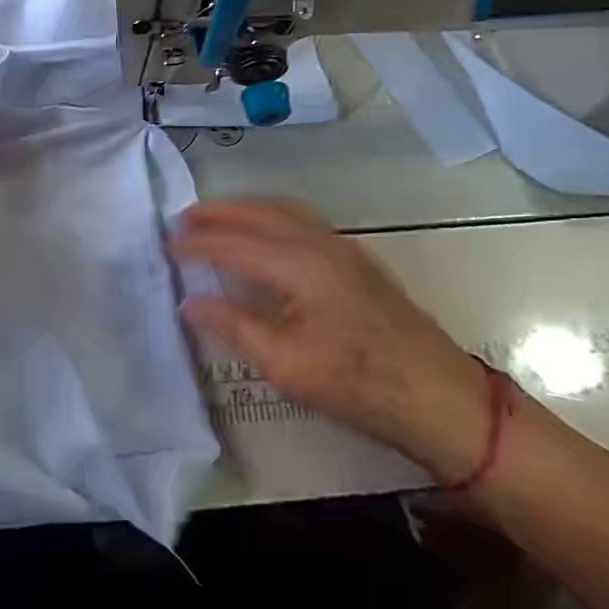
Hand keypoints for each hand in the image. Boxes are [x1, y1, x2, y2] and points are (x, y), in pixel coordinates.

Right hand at [173, 199, 490, 481]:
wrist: (442, 399)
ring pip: (283, 211)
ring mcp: (344, 249)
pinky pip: (301, 221)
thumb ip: (234, 325)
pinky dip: (269, 217)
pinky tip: (260, 235)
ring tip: (213, 218)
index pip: (234, 245)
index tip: (165, 248)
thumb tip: (191, 303)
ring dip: (244, 210)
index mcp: (300, 266)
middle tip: (181, 219)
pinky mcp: (357, 261)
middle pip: (259, 213)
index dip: (197, 245)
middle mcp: (321, 244)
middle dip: (217, 212)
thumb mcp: (285, 364)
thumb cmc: (357, 384)